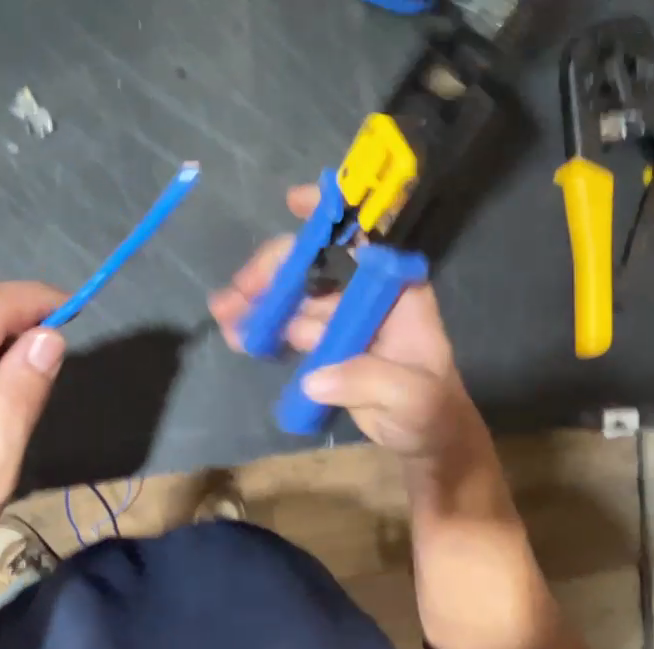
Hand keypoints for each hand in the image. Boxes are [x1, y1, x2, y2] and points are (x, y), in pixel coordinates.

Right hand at [208, 186, 510, 524]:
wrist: (425, 440)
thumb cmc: (430, 411)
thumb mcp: (410, 398)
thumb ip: (367, 382)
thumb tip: (314, 379)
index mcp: (396, 292)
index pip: (365, 240)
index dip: (331, 217)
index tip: (295, 203)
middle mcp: (366, 296)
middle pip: (316, 268)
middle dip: (275, 273)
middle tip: (238, 292)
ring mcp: (343, 320)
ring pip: (296, 299)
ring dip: (259, 303)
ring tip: (224, 313)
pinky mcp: (325, 346)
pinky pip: (290, 330)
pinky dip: (263, 330)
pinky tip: (237, 334)